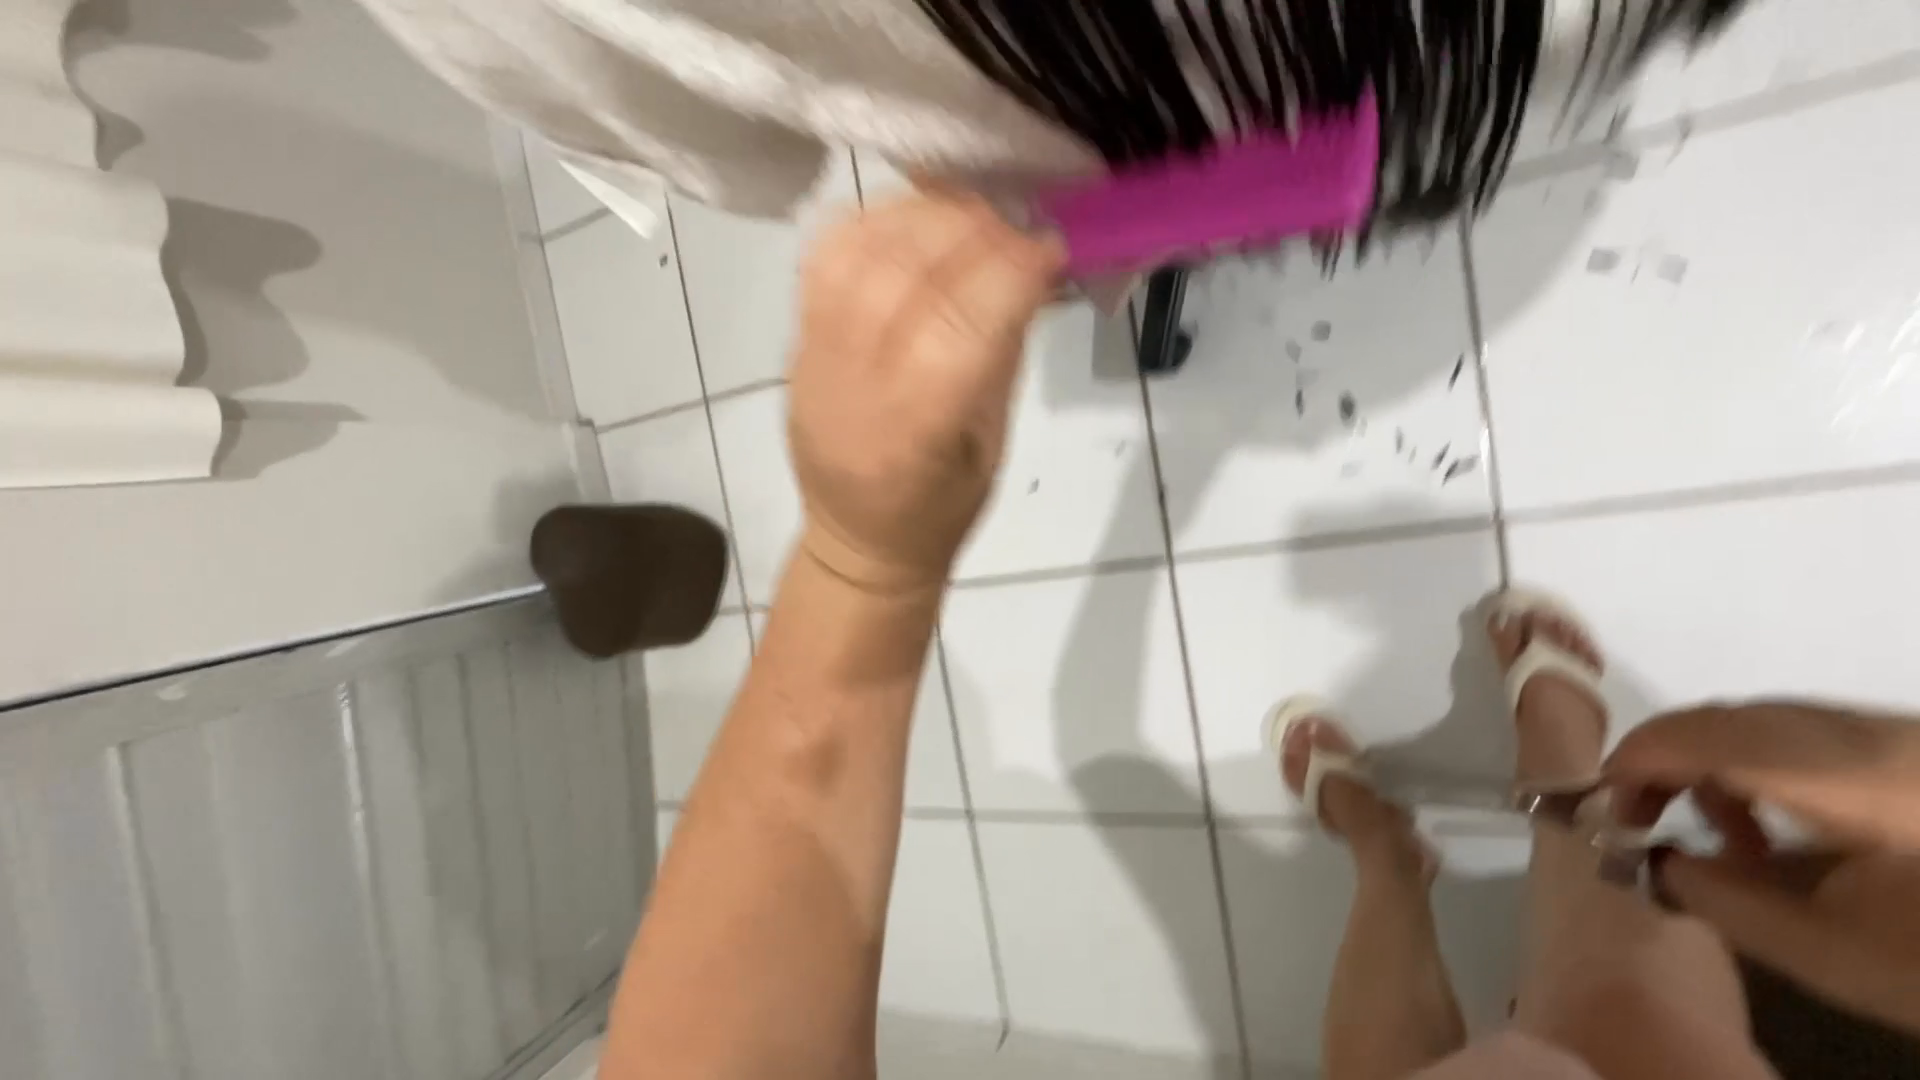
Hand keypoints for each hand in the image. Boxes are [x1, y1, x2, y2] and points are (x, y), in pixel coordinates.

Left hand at [786, 192, 1063, 593]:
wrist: (857, 542)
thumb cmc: (939, 510)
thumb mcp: (990, 445)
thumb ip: (1001, 354)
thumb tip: (1026, 271)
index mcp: (915, 431)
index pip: (962, 323)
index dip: (1012, 271)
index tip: (1051, 248)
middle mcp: (856, 386)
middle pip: (904, 274)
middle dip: (970, 230)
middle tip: (1012, 223)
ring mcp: (815, 361)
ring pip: (857, 254)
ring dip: (918, 216)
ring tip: (964, 215)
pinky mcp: (794, 345)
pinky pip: (821, 259)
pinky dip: (869, 224)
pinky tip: (909, 223)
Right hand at [1604, 702, 1919, 1033]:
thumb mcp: (1837, 957)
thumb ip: (1724, 902)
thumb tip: (1652, 860)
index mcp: (1855, 779)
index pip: (1704, 735)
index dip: (1634, 761)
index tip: (1602, 807)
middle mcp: (1877, 735)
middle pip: (1727, 718)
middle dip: (1666, 763)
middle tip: (1644, 819)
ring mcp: (1904, 735)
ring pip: (1765, 720)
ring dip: (1715, 765)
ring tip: (1730, 836)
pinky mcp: (1917, 746)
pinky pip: (1811, 731)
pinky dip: (1766, 766)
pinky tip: (1790, 824)